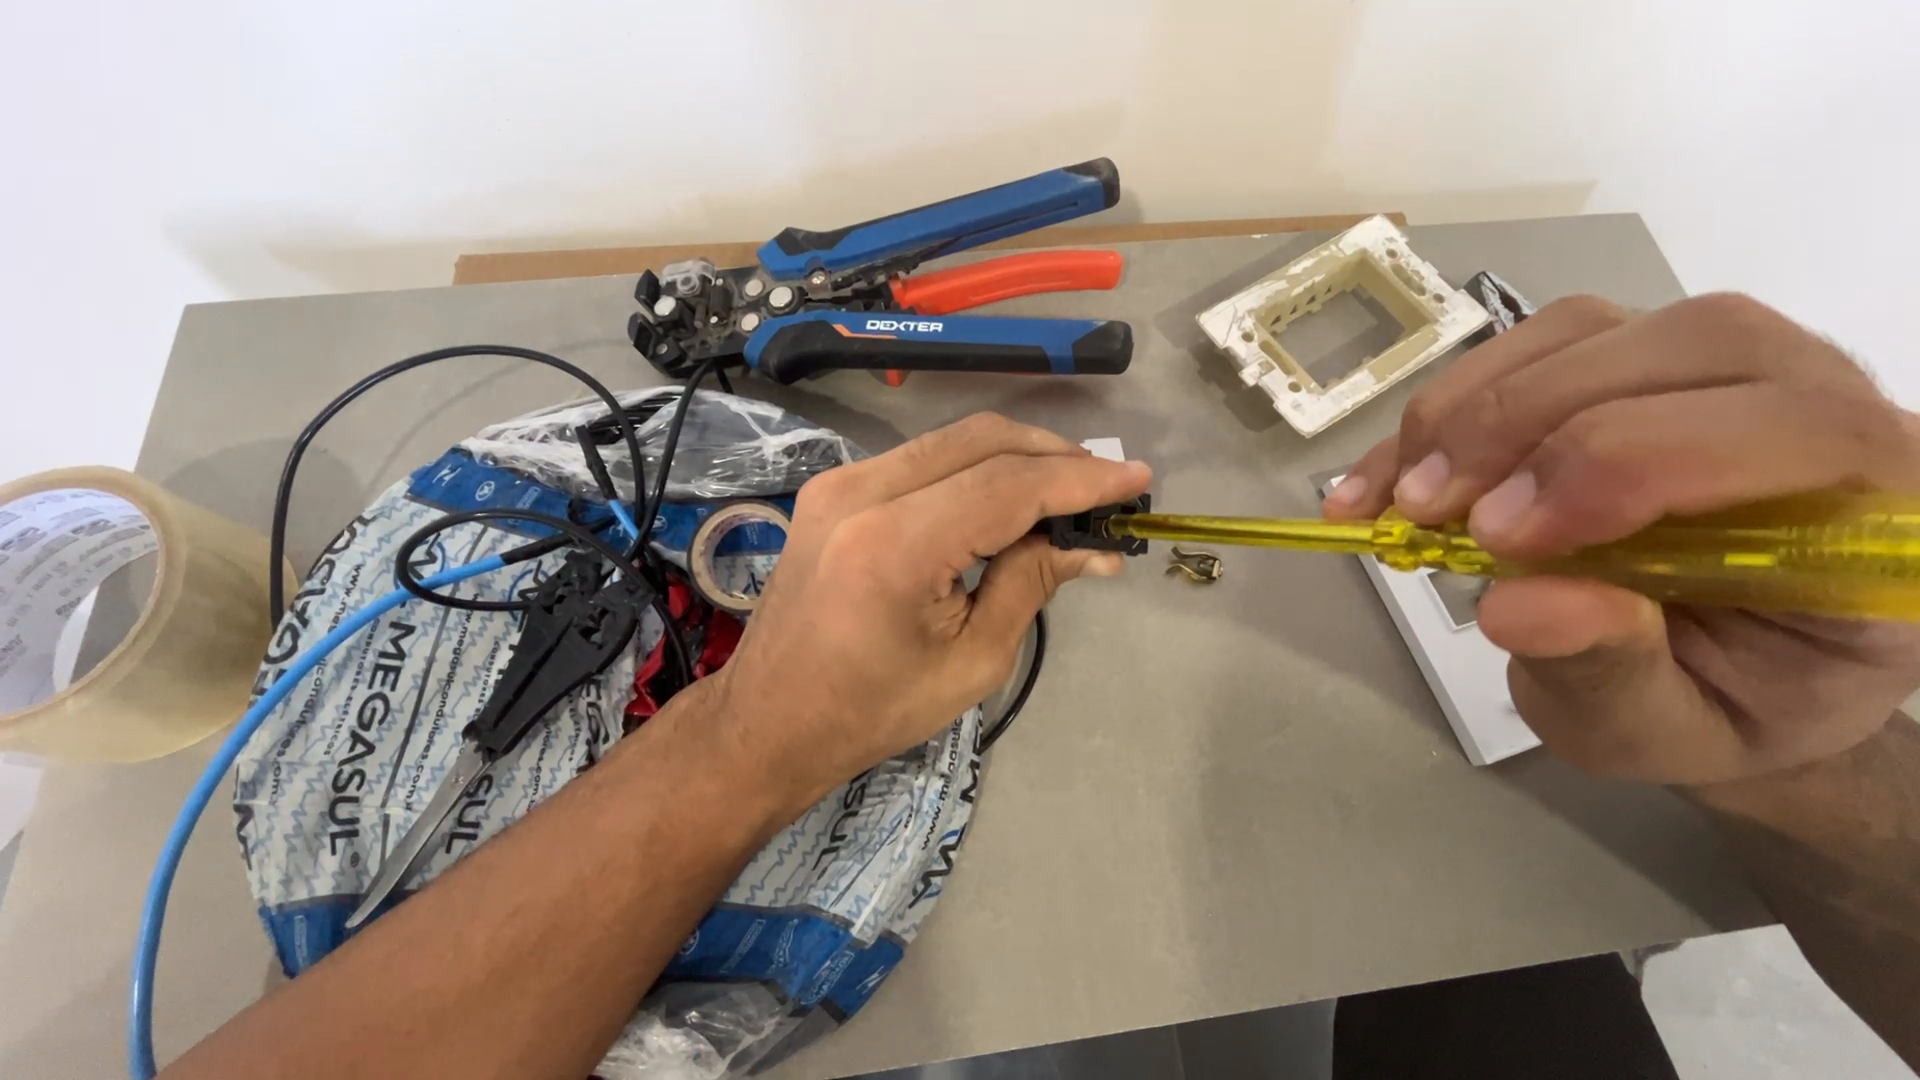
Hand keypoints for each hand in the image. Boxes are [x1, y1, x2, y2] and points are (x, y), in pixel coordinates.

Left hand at [695, 412, 1149, 813]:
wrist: (771, 719)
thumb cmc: (873, 710)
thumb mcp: (972, 661)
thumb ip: (1031, 583)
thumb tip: (1091, 545)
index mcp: (894, 544)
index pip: (1010, 486)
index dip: (1082, 480)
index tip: (1137, 479)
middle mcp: (861, 492)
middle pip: (983, 440)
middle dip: (1055, 456)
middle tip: (1105, 487)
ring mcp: (838, 483)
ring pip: (952, 440)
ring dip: (1016, 457)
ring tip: (1066, 493)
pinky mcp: (831, 489)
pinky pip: (921, 458)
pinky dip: (972, 468)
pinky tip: (1004, 499)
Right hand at [1323, 293, 1919, 784]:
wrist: (1710, 670)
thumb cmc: (1712, 707)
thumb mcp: (1665, 731)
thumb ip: (1611, 673)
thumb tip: (1515, 607)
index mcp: (1881, 509)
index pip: (1787, 429)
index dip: (1620, 464)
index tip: (1493, 542)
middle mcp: (1820, 402)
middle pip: (1676, 344)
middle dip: (1519, 423)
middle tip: (1421, 512)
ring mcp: (1714, 369)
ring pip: (1584, 328)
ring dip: (1464, 408)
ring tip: (1399, 500)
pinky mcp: (1623, 364)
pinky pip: (1524, 348)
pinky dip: (1437, 411)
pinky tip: (1382, 480)